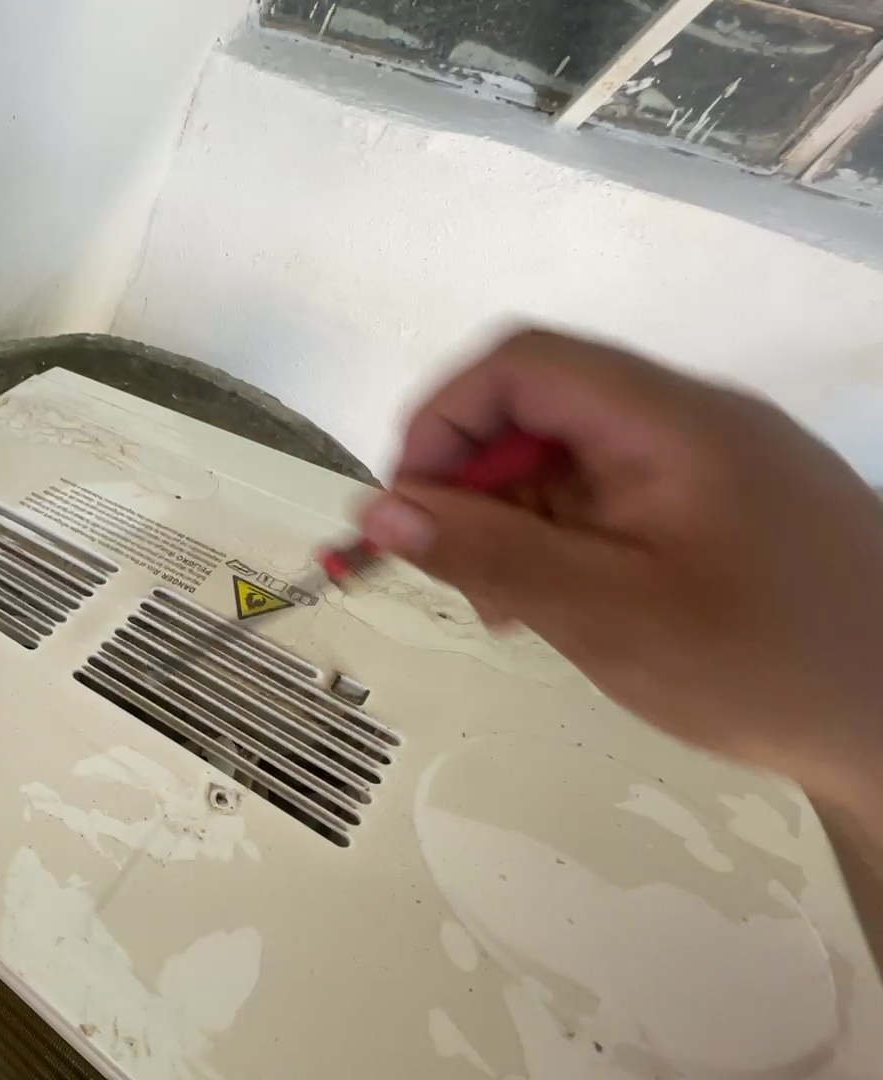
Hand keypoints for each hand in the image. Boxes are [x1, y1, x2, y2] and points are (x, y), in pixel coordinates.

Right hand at [358, 330, 882, 810]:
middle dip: (462, 487)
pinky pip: (579, 498)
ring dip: (494, 523)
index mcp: (669, 424)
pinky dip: (535, 541)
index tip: (409, 504)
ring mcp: (687, 464)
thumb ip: (483, 553)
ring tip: (502, 604)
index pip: (519, 365)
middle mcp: (678, 423)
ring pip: (541, 461)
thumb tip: (373, 511)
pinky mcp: (689, 504)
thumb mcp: (604, 613)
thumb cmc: (770, 668)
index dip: (441, 420)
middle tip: (449, 568)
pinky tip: (540, 600)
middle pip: (524, 412)